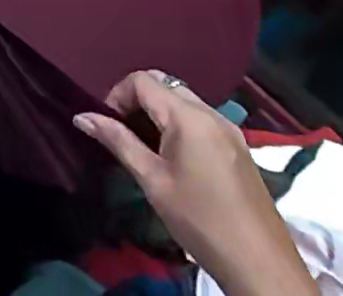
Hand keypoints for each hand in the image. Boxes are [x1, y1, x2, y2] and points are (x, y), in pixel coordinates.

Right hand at [75, 70, 315, 295]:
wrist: (260, 263)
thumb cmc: (199, 220)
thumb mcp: (152, 181)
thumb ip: (118, 142)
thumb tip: (82, 116)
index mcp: (187, 115)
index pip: (142, 80)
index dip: (117, 95)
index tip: (107, 125)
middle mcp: (210, 111)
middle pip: (164, 84)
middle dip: (137, 100)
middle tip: (123, 133)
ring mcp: (228, 126)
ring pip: (183, 99)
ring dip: (159, 111)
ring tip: (145, 146)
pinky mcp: (238, 144)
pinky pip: (201, 116)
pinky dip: (180, 123)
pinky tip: (175, 156)